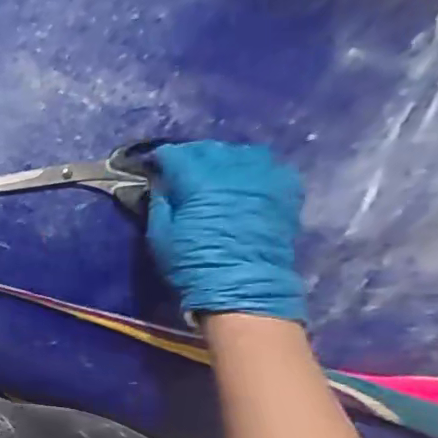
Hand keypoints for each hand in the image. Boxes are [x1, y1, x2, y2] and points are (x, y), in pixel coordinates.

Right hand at [147, 140, 305, 321]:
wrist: (243, 288)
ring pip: (240, 152)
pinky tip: (242, 184)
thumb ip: (160, 201)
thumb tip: (160, 181)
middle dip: (191, 156)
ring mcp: (264, 177)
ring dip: (222, 160)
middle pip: (208, 149)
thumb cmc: (192, 264)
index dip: (160, 158)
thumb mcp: (159, 235)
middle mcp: (233, 171)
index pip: (175, 154)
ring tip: (212, 175)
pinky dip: (250, 170)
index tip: (151, 167)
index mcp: (198, 181)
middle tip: (178, 172)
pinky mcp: (285, 190)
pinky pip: (267, 166)